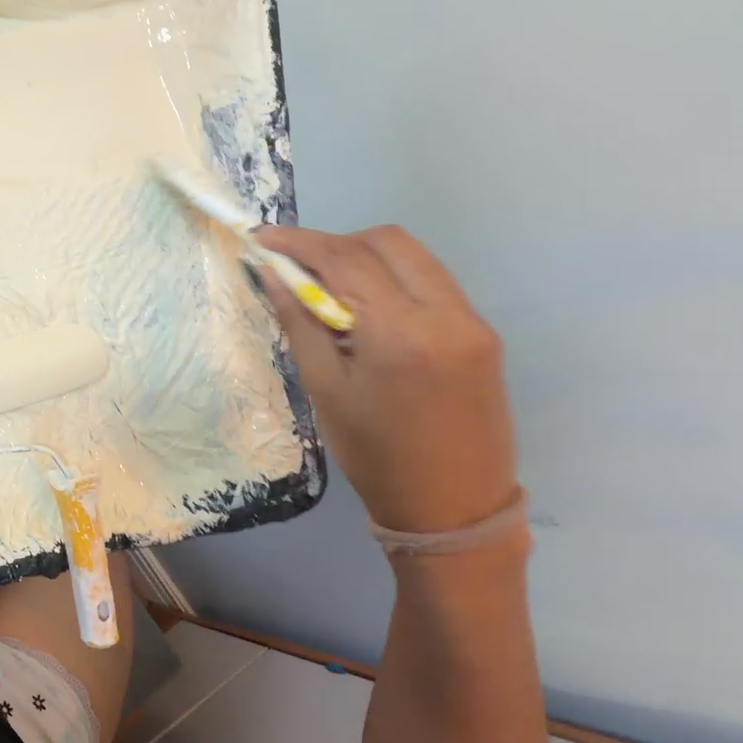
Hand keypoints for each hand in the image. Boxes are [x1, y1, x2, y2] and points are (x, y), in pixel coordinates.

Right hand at [255, 225, 515, 533]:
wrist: (452, 503)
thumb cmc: (373, 453)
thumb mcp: (324, 389)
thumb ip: (301, 323)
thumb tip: (273, 274)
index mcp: (398, 333)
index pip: (345, 260)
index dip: (299, 242)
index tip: (261, 238)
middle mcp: (444, 315)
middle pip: (387, 242)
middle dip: (334, 243)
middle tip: (294, 265)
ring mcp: (471, 321)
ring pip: (414, 256)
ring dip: (365, 257)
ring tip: (325, 287)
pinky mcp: (482, 333)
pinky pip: (431, 282)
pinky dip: (391, 278)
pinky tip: (363, 308)